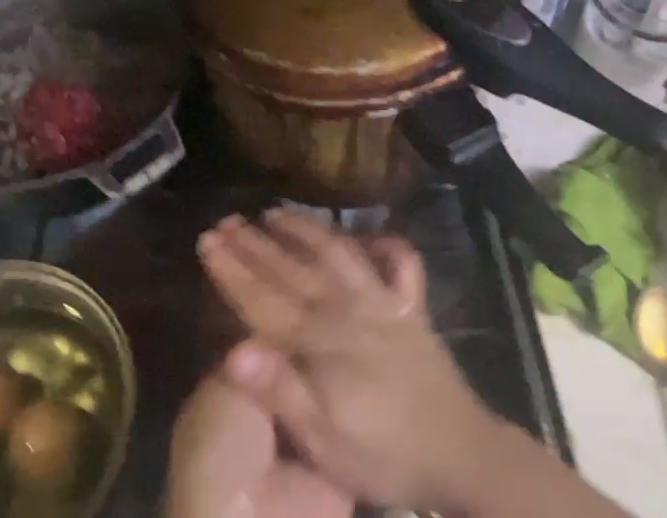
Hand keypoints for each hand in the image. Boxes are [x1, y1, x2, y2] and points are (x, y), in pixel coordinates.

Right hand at [196, 211, 500, 511]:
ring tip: (276, 212)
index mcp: (320, 342)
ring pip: (338, 254)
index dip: (232, 269)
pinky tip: (375, 235)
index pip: (264, 298)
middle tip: (225, 220)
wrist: (460, 455)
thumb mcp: (322, 439)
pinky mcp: (412, 310)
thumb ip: (279, 389)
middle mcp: (348, 310)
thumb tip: (232, 349)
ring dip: (306, 230)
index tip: (206, 240)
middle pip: (293, 270)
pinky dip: (387, 245)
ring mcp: (383, 304)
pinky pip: (401, 265)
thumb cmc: (382, 453)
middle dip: (255, 244)